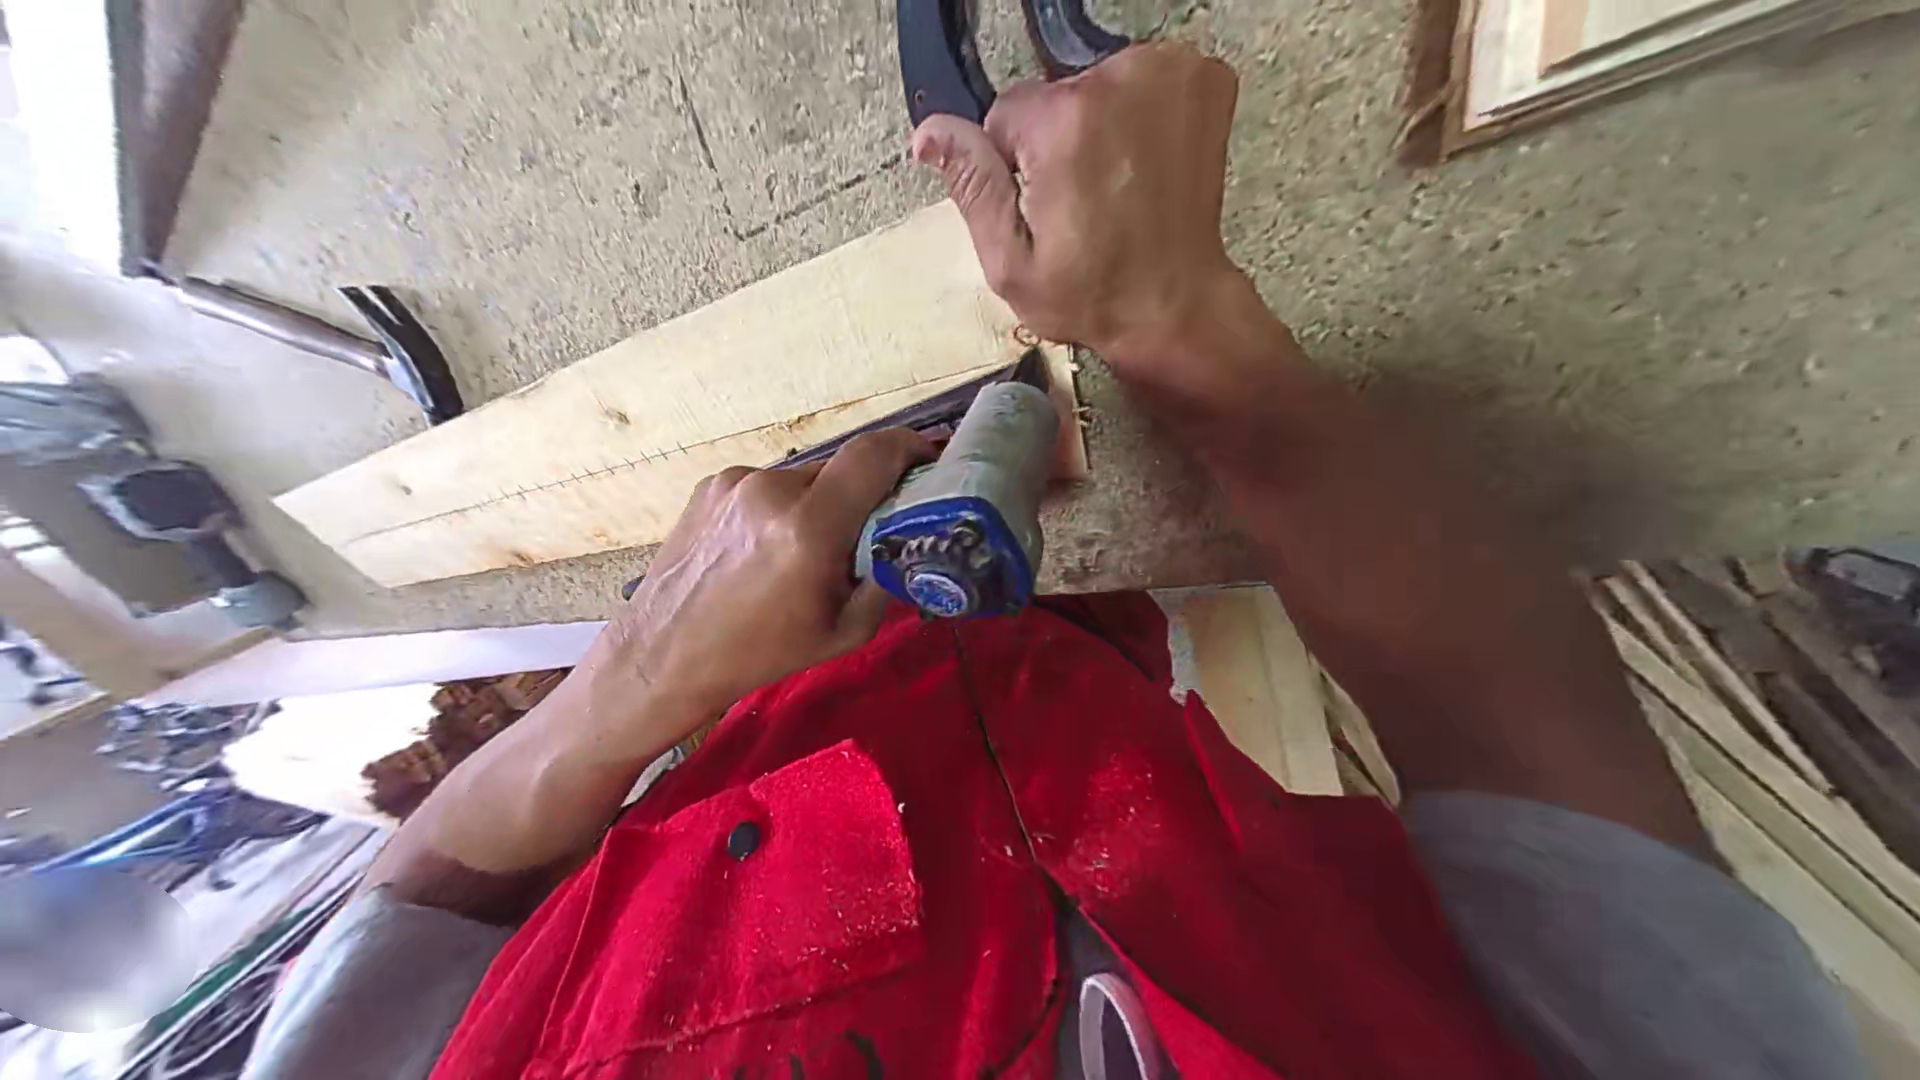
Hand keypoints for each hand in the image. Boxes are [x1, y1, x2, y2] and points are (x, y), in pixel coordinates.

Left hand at [594, 429, 934, 728]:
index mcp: (808, 528)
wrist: (664, 655)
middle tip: (865, 530)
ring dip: (822, 502)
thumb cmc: (762, 653)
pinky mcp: (712, 483)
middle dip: (864, 492)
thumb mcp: (847, 630)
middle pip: (842, 468)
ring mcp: (736, 481)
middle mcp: (772, 490)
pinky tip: (766, 544)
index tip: (929, 457)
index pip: (873, 455)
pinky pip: (771, 485)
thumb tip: (906, 537)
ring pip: (806, 477)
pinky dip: (785, 506)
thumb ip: (886, 574)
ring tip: (806, 548)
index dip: (910, 447)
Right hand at [911, 42, 1242, 367]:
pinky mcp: (1204, 82)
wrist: (1171, 305)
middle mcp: (1119, 83)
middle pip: (1055, 97)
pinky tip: (1142, 171)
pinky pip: (1144, 85)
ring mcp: (1169, 76)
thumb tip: (930, 134)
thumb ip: (973, 188)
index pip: (1007, 114)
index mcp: (1063, 125)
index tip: (1044, 206)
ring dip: (1099, 132)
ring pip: (1098, 89)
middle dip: (1058, 146)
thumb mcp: (1011, 263)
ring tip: (1114, 194)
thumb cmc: (1094, 296)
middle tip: (1082, 207)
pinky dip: (1139, 121)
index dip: (1014, 166)